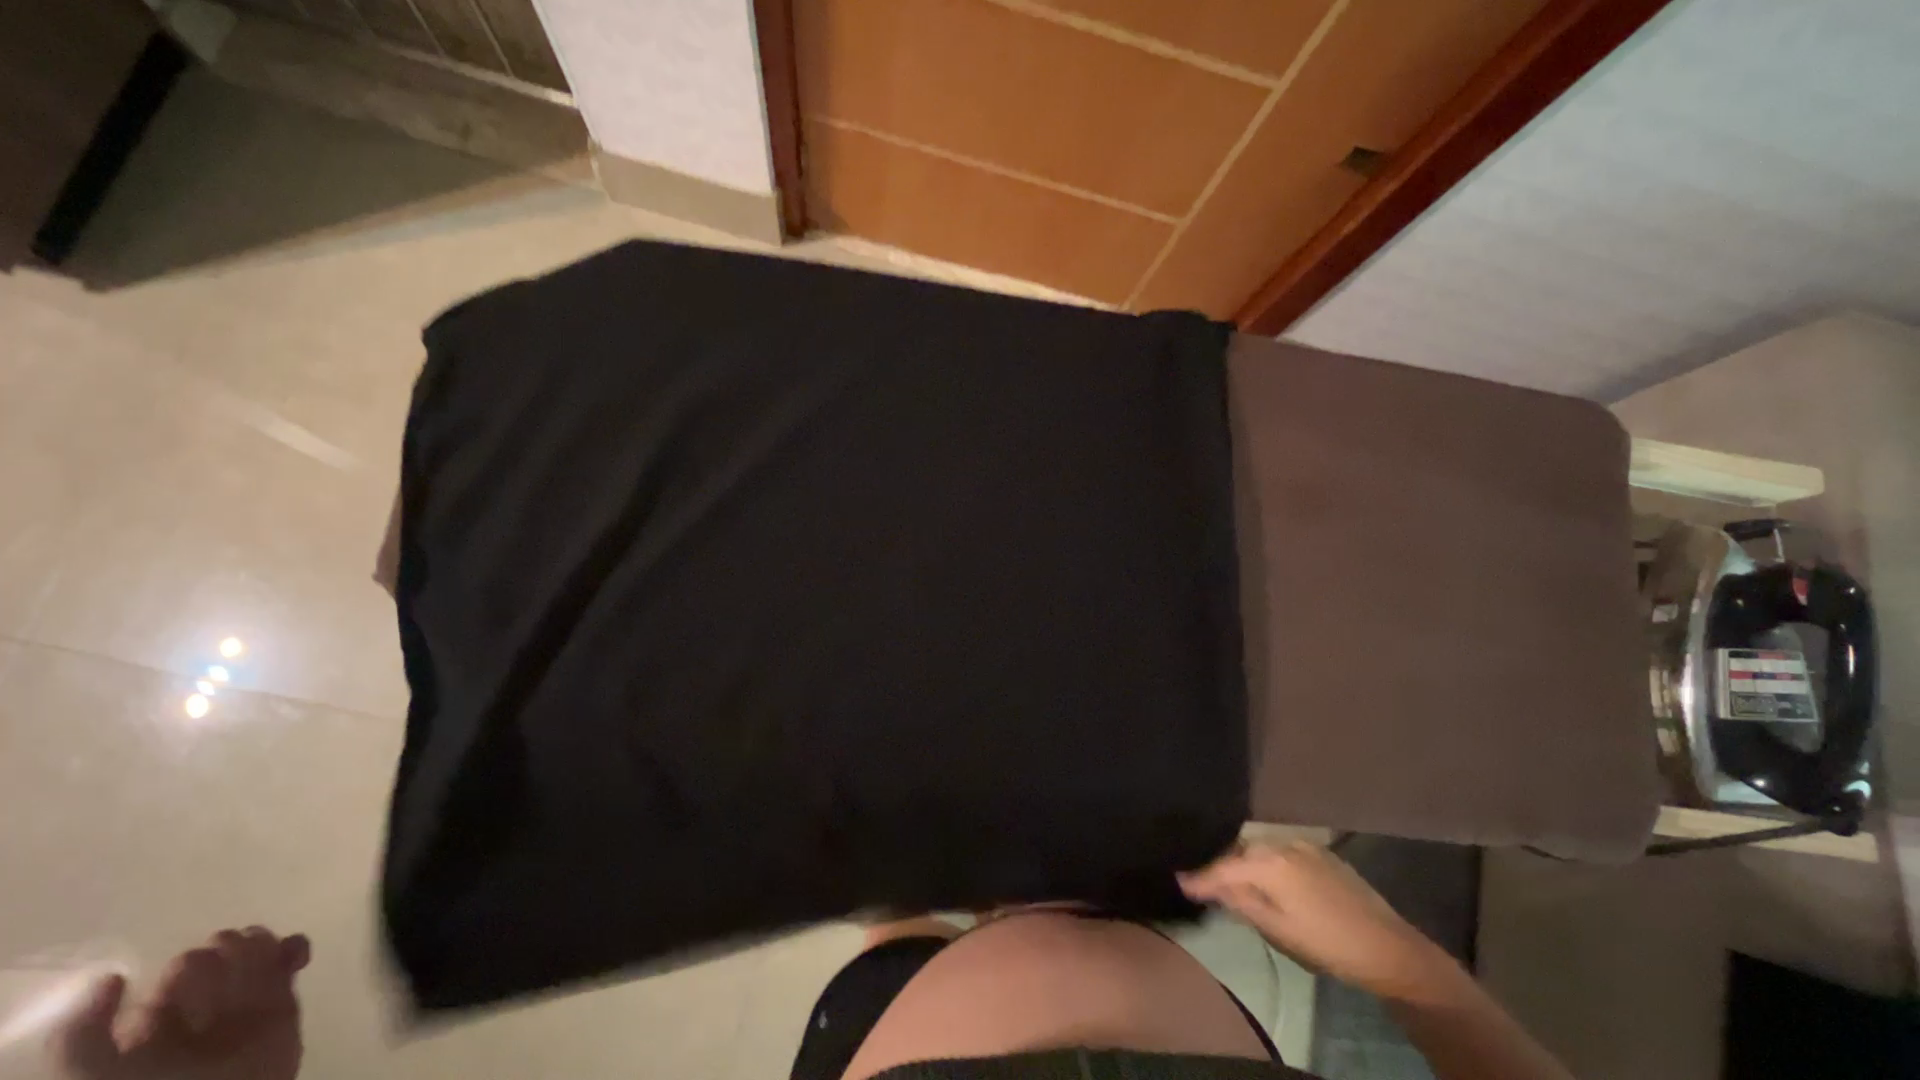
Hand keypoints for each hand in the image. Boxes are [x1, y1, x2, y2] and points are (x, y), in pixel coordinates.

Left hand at [52, 927, 309, 1079]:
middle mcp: (199, 1007)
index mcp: (154, 1021)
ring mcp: (244, 1003)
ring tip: (262, 961)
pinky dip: (294, 947)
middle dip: (228, 952)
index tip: (196, 984)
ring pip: (254, 948)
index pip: (176, 969)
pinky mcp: (282, 1004)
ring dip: (260, 945)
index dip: (191, 967)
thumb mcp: (95, 1073)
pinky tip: (294, 957)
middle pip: (218, 952)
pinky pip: (289, 960)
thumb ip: (81, 1035)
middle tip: (231, 975)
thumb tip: (114, 977)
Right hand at [1179, 842, 1463, 1003]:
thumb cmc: (1327, 944)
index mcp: (1269, 862)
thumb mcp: (1276, 929)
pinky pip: (1281, 852)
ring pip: (1261, 850)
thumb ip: (1239, 902)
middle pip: (1240, 851)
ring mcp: (1305, 846)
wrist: (1388, 948)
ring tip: (1230, 881)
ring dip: (1244, 863)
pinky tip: (1265, 879)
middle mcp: (1283, 844)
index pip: (1222, 867)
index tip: (1177, 880)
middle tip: (1202, 883)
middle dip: (1220, 865)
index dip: (1198, 876)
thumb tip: (1207, 885)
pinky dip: (1266, 863)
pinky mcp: (1322, 854)